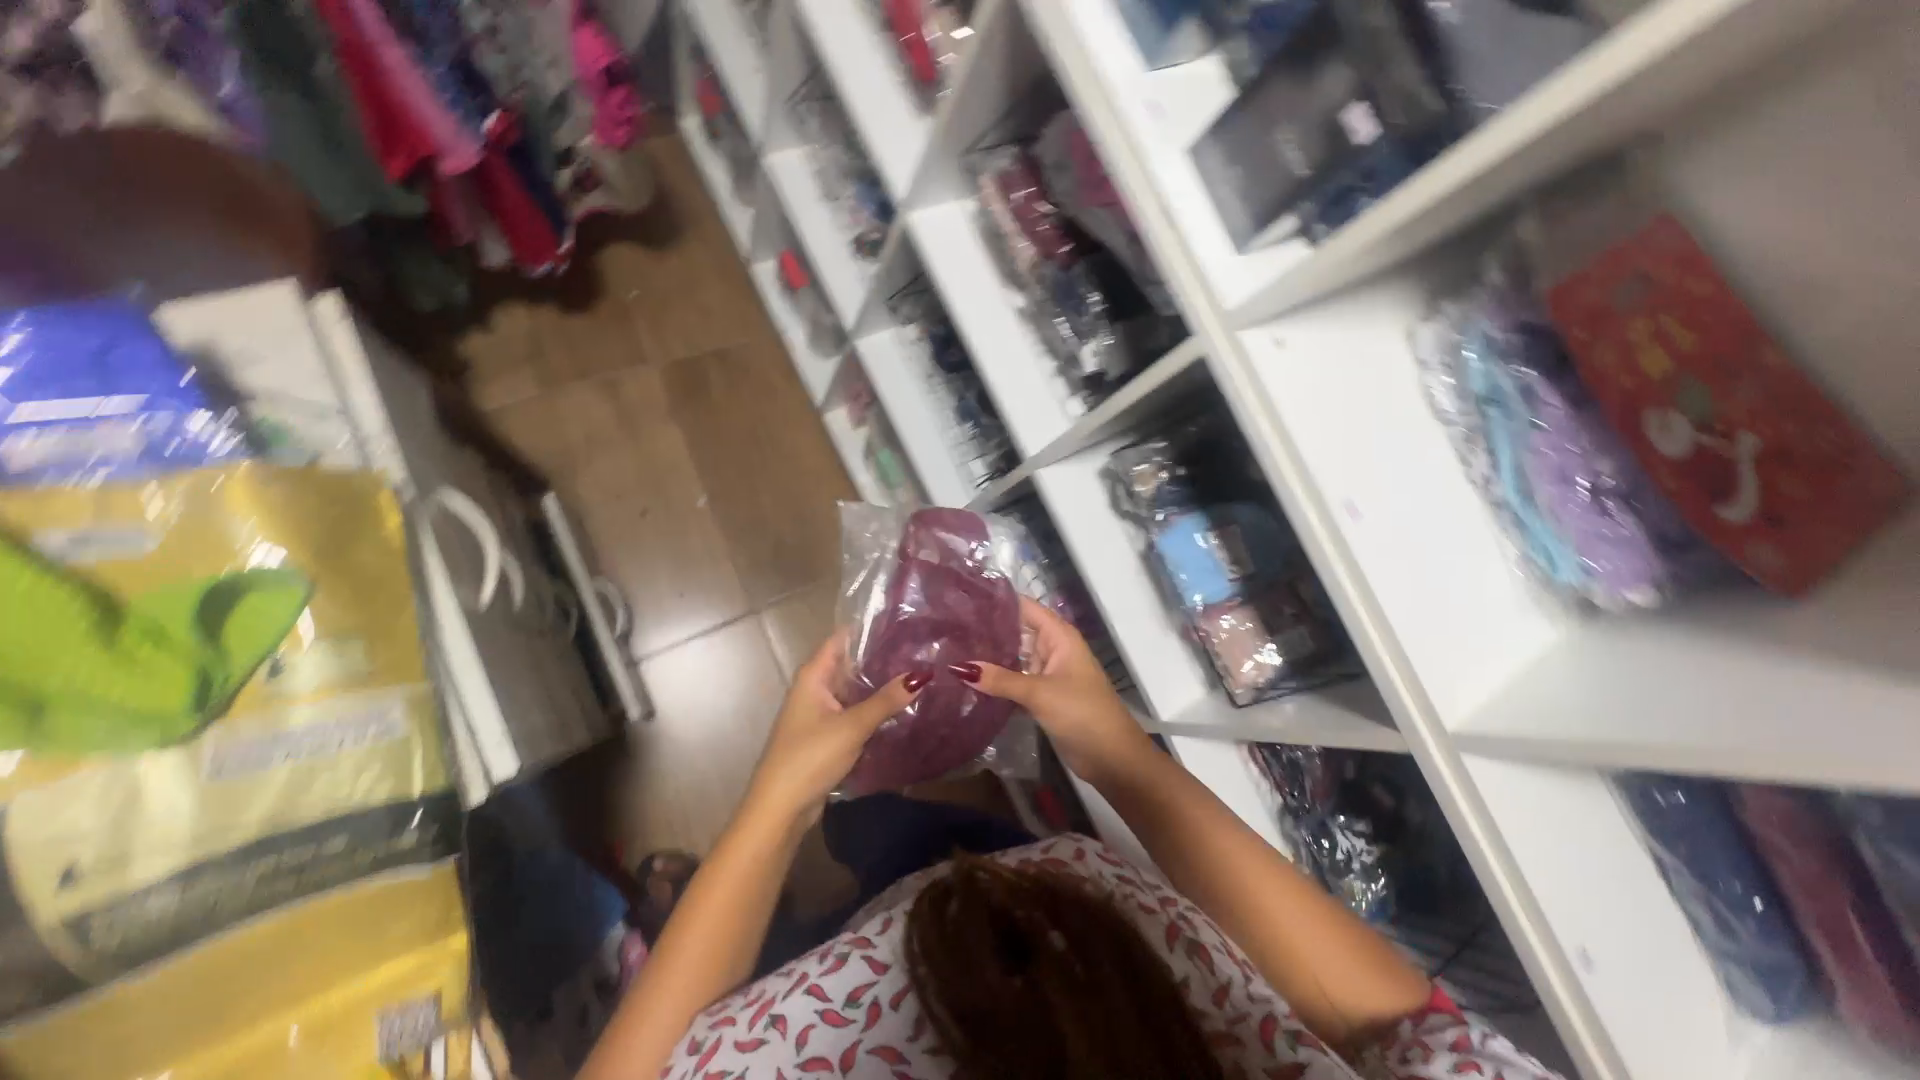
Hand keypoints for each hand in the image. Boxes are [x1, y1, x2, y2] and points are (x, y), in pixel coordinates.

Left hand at [744, 631, 926, 825]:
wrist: (781, 807)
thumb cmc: (810, 757)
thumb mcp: (852, 726)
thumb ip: (886, 700)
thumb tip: (922, 674)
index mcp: (813, 676)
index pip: (843, 639)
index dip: (870, 628)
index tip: (905, 621)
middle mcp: (815, 689)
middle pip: (852, 665)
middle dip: (883, 659)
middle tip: (923, 649)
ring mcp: (821, 714)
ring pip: (856, 692)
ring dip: (881, 687)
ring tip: (922, 674)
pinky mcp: (828, 736)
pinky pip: (855, 715)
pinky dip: (875, 711)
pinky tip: (904, 710)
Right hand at [951, 596, 1151, 782]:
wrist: (1111, 757)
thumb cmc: (1082, 713)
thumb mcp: (1039, 693)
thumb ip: (1000, 679)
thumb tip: (957, 667)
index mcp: (1059, 637)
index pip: (1025, 607)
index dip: (997, 601)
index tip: (962, 598)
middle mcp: (1053, 649)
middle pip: (1017, 631)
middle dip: (987, 630)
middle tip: (946, 627)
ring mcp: (1048, 674)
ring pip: (1014, 658)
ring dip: (990, 657)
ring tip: (950, 649)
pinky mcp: (1043, 697)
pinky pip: (1016, 681)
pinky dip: (997, 681)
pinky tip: (968, 680)